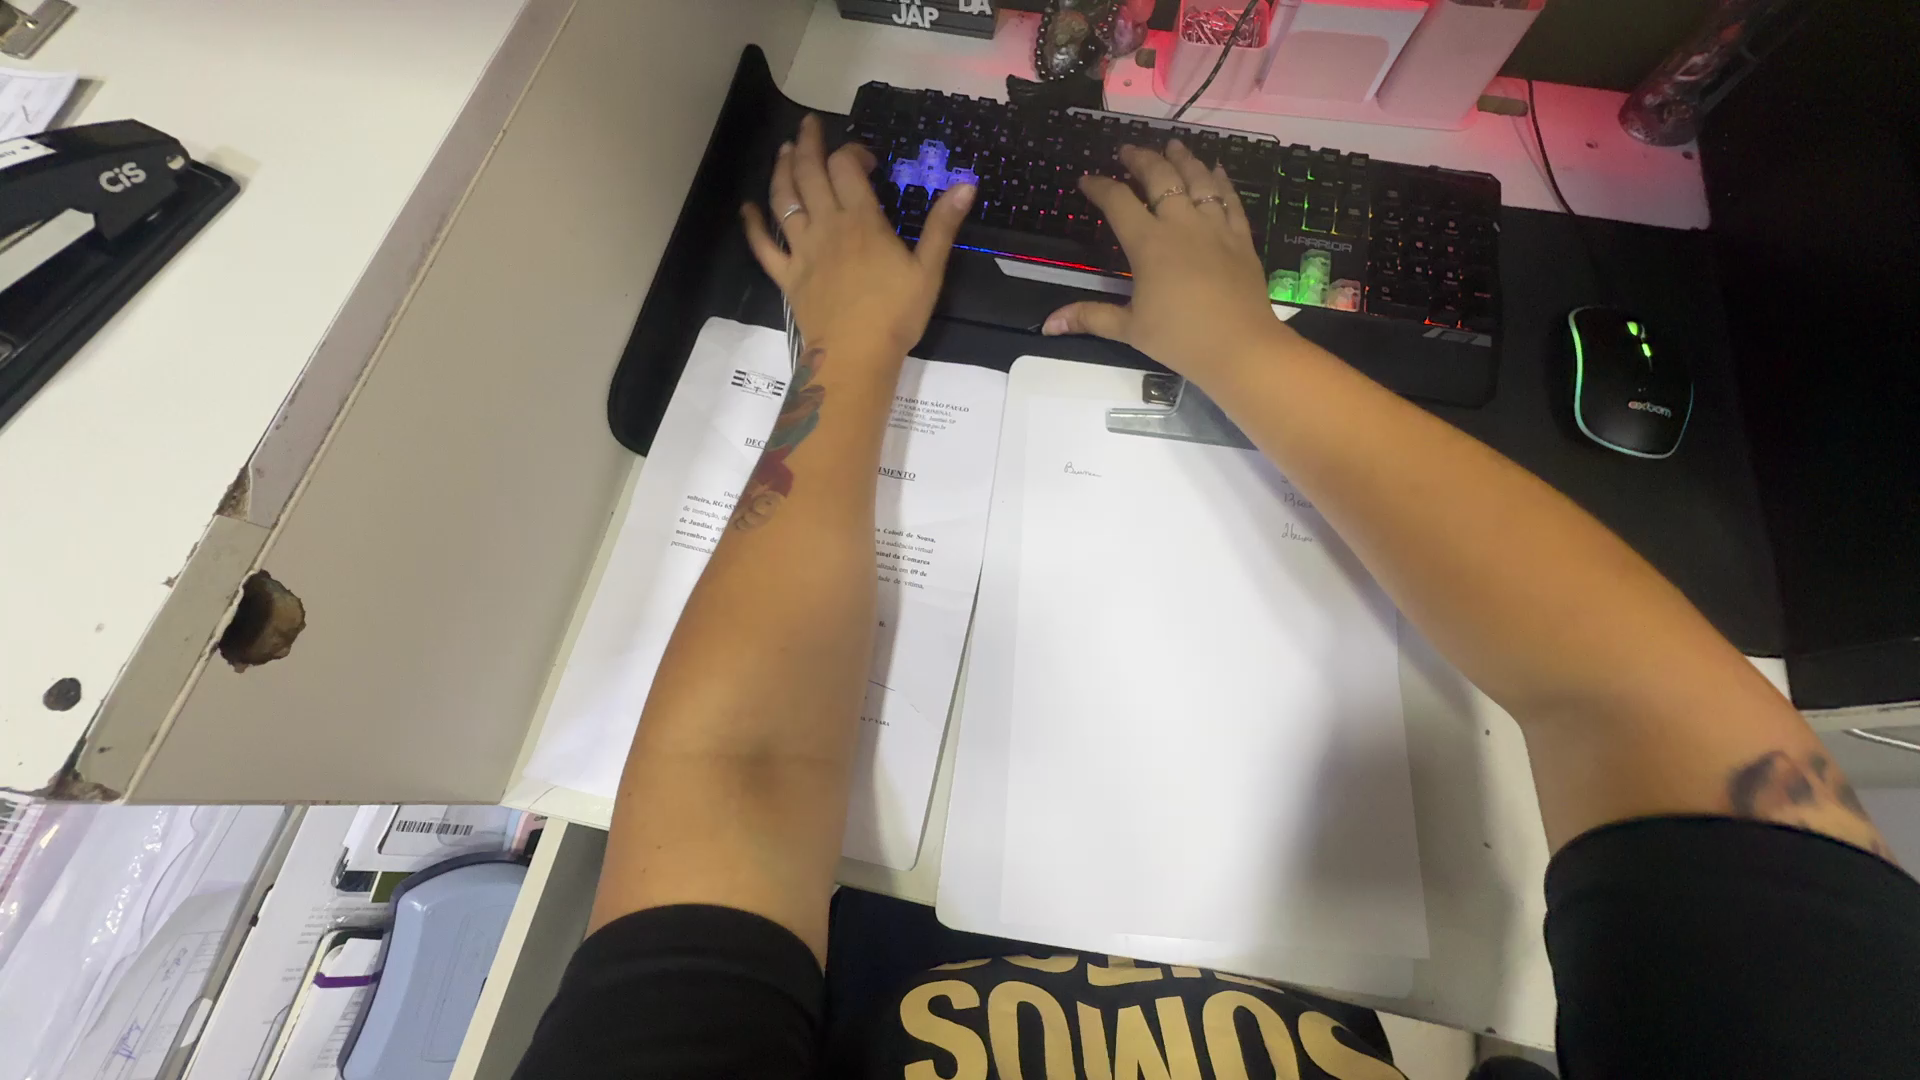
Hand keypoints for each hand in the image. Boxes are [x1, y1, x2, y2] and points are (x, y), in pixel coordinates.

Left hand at [743, 114, 974, 359]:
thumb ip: (943, 226)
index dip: (853, 152)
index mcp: (861, 221)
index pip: (847, 168)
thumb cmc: (895, 316)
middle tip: (808, 126)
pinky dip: (754, 225)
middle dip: (807, 143)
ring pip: (783, 200)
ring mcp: (802, 251)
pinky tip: (748, 209)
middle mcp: (826, 226)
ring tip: (783, 151)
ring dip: (781, 170)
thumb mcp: (929, 270)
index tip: (866, 159)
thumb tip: (966, 184)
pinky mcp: (787, 276)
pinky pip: (764, 246)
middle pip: (809, 173)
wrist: (856, 357)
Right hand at [1042, 141, 1289, 381]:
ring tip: (1172, 145)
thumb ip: (1090, 317)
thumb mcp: (1129, 329)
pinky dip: (1220, 180)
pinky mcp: (1240, 237)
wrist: (1238, 346)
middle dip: (1141, 160)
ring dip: (1182, 159)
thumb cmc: (1178, 339)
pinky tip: (1215, 170)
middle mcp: (1181, 224)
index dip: (1100, 187)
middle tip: (1128, 150)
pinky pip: (1230, 199)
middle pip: (1160, 177)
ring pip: (1197, 179)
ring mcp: (1214, 227)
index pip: (1118, 203)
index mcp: (1149, 244)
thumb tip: (1049, 324)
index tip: (1086, 179)